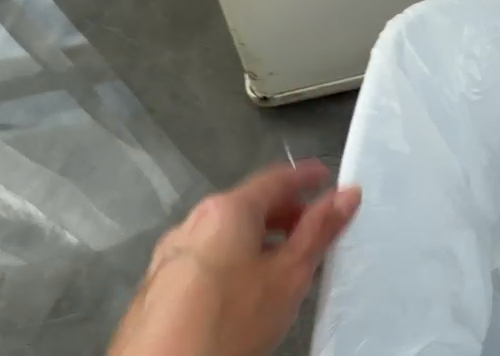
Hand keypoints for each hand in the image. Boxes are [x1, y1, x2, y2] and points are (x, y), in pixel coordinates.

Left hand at [108, 160, 361, 355]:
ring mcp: (166, 259)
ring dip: (258, 240)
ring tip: (282, 266)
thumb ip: (320, 229)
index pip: (276, 179)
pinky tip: (243, 294)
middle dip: (284, 213)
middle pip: (248, 206)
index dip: (306, 176)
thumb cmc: (232, 322)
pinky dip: (232, 262)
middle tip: (313, 231)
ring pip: (224, 235)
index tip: (329, 178)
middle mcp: (191, 224)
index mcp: (227, 211)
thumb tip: (348, 193)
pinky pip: (203, 260)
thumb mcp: (290, 275)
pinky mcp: (151, 293)